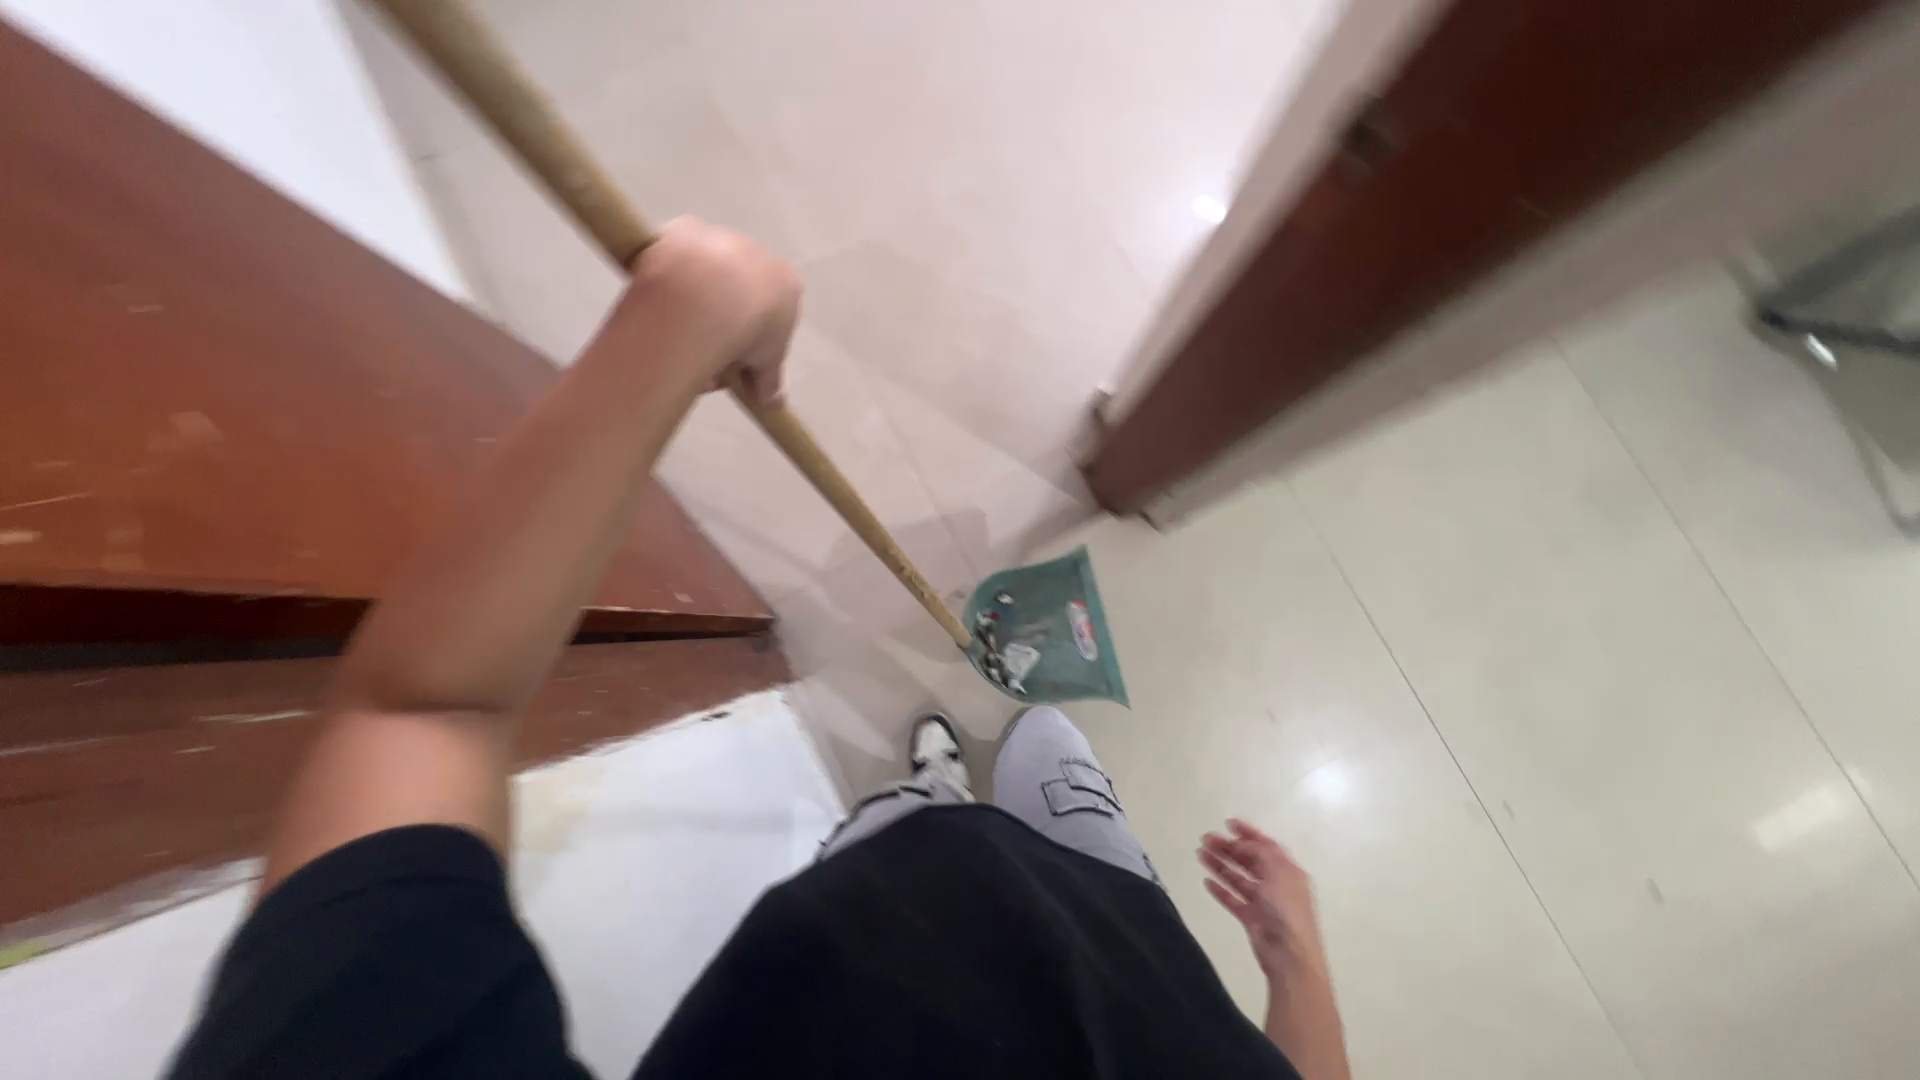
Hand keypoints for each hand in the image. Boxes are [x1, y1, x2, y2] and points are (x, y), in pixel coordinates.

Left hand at [619, 216, 799, 405]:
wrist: (712, 293)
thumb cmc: (753, 328)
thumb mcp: (768, 363)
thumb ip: (767, 380)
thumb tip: (772, 404)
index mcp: (785, 282)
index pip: (771, 314)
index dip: (753, 342)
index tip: (736, 363)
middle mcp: (757, 255)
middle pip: (737, 295)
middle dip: (722, 327)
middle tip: (706, 359)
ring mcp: (721, 239)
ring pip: (705, 280)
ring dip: (695, 310)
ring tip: (682, 343)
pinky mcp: (685, 229)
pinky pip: (677, 261)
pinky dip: (670, 282)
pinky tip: (663, 308)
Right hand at [1199, 819, 1327, 982]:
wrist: (1290, 955)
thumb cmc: (1287, 910)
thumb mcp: (1277, 873)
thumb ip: (1259, 854)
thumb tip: (1241, 844)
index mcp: (1287, 871)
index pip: (1267, 846)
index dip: (1249, 833)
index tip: (1228, 824)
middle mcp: (1276, 884)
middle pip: (1249, 860)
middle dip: (1229, 848)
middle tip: (1206, 839)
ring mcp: (1263, 902)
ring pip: (1238, 878)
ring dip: (1221, 865)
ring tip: (1201, 854)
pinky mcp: (1251, 918)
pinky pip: (1233, 899)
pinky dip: (1221, 890)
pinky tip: (1207, 881)